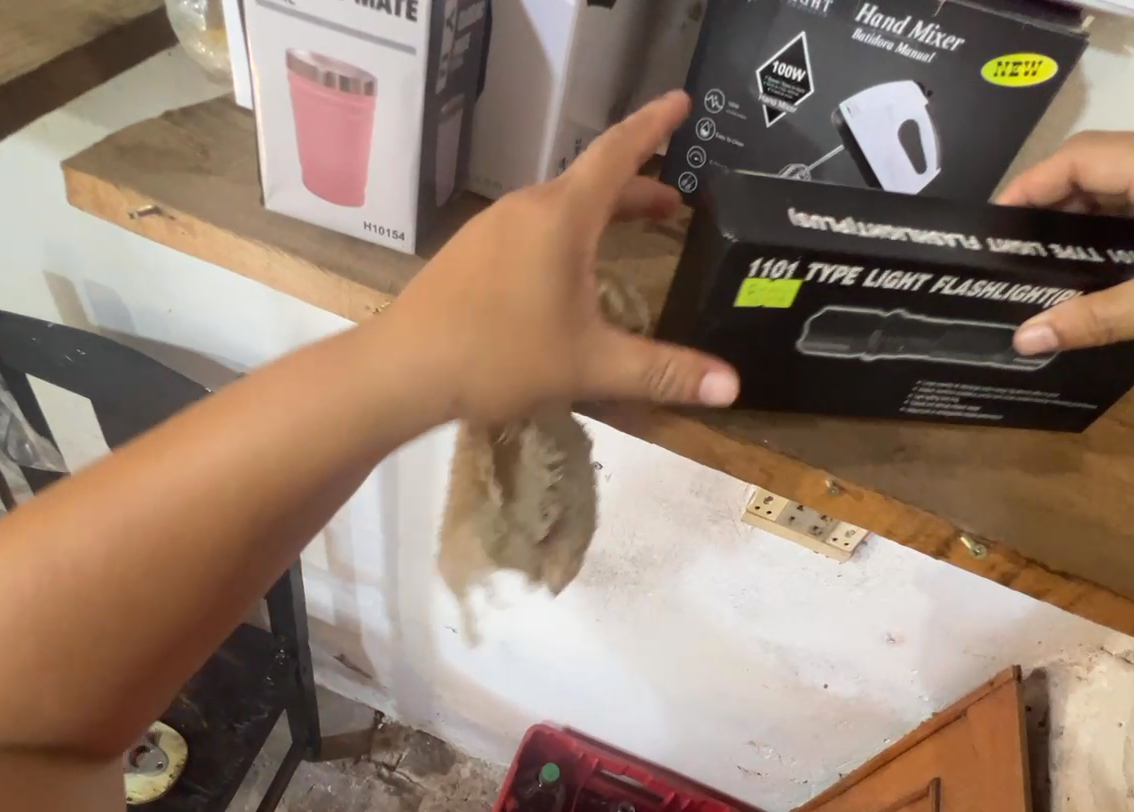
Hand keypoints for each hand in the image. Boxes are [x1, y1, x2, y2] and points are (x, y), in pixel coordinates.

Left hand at [370, 91, 738, 423]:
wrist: (402, 371)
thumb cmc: (500, 356)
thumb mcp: (590, 365)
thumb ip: (662, 373)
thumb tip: (731, 387)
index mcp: (561, 217)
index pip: (618, 154)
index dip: (654, 127)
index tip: (681, 102)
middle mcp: (524, 210)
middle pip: (590, 185)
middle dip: (636, 190)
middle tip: (673, 203)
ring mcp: (490, 232)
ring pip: (557, 211)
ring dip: (597, 218)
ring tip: (624, 238)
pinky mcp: (468, 258)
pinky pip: (528, 234)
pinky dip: (562, 240)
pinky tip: (561, 280)